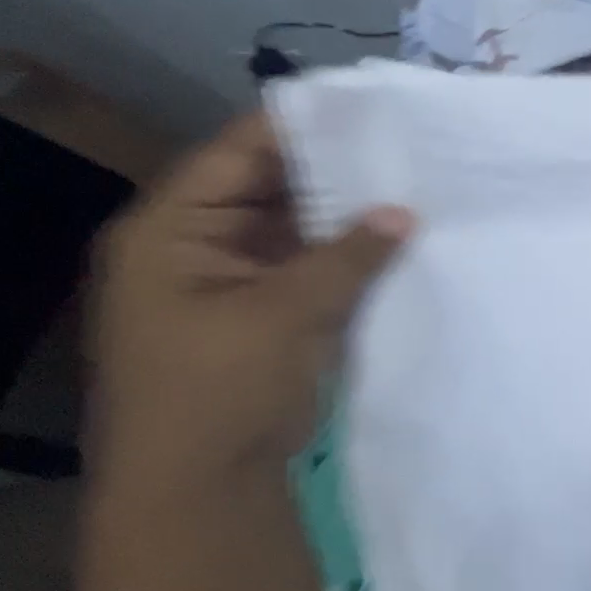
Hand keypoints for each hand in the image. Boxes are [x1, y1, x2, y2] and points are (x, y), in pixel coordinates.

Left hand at [88, 113, 412, 486]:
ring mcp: (236, 277)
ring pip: (300, 224)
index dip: (302, 125)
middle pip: (273, 185)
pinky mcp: (270, 309)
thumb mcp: (284, 313)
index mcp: (172, 230)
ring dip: (351, 212)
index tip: (372, 106)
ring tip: (418, 184)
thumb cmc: (218, 388)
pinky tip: (404, 237)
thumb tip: (403, 212)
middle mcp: (199, 243)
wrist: (202, 483)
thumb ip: (347, 255)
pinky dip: (353, 251)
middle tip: (411, 145)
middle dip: (338, 169)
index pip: (239, 153)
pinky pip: (315, 262)